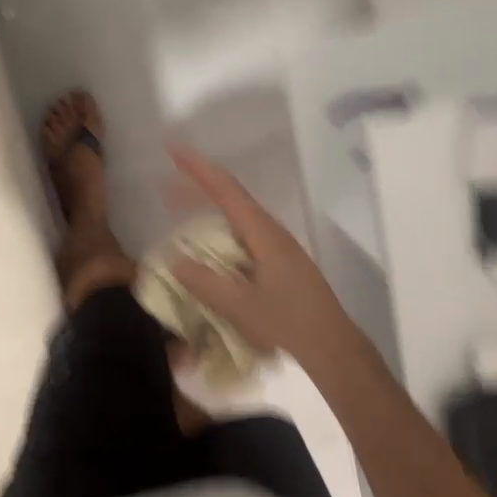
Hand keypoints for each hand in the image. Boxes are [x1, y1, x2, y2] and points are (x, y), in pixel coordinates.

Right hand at [167, 143, 361, 363]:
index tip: (173, 150)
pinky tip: (208, 246)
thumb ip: (205, 282)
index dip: (198, 170)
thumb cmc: (288, 324)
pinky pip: (243, 236)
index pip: (226, 191)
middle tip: (164, 184)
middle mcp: (272, 233)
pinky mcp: (281, 264)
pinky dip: (219, 231)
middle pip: (231, 199)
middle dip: (197, 188)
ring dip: (208, 210)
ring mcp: (279, 248)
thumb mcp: (240, 307)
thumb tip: (175, 260)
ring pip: (237, 218)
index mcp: (263, 234)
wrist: (331, 345)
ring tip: (179, 210)